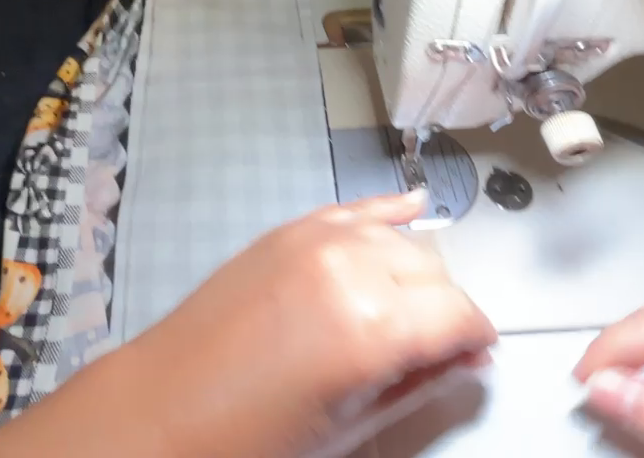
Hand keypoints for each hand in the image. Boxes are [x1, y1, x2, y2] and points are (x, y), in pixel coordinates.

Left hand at [0, 192, 495, 457]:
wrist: (166, 406)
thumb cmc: (254, 437)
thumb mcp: (350, 428)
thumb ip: (417, 383)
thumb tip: (463, 359)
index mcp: (369, 324)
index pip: (458, 313)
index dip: (476, 337)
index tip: (478, 354)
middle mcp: (347, 265)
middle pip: (432, 269)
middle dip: (447, 306)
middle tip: (444, 345)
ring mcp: (313, 238)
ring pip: (397, 236)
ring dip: (417, 267)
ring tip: (416, 304)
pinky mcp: (286, 229)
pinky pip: (352, 208)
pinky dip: (384, 211)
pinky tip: (411, 208)